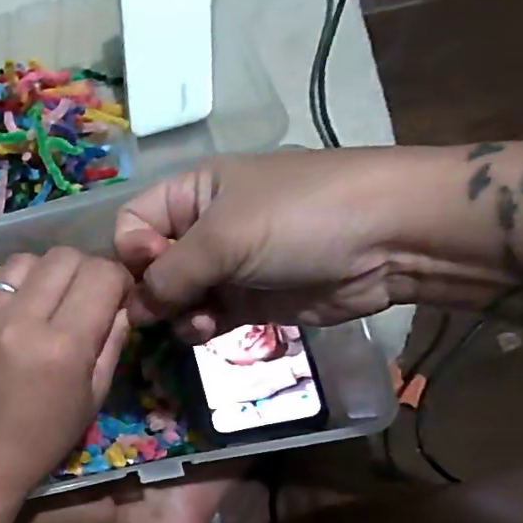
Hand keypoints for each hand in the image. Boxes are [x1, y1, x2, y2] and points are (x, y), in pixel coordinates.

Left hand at [0, 248, 132, 522]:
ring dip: (43, 273)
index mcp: (64, 345)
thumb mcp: (94, 396)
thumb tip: (122, 300)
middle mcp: (23, 321)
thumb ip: (112, 341)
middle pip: (65, 256)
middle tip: (83, 298)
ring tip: (45, 302)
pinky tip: (10, 301)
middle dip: (85, 271)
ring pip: (24, 260)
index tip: (115, 298)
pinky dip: (1, 279)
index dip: (117, 280)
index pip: (101, 274)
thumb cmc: (46, 438)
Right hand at [113, 149, 421, 339]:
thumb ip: (168, 275)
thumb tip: (132, 310)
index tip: (148, 271)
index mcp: (191, 194)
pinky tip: (210, 329)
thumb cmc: (300, 218)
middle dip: (152, 292)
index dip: (130, 252)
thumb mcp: (223, 237)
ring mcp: (223, 267)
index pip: (131, 224)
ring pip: (172, 299)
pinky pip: (200, 318)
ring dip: (176, 315)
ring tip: (198, 321)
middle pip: (148, 267)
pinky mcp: (244, 300)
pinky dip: (198, 327)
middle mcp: (200, 229)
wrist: (392, 240)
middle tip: (168, 307)